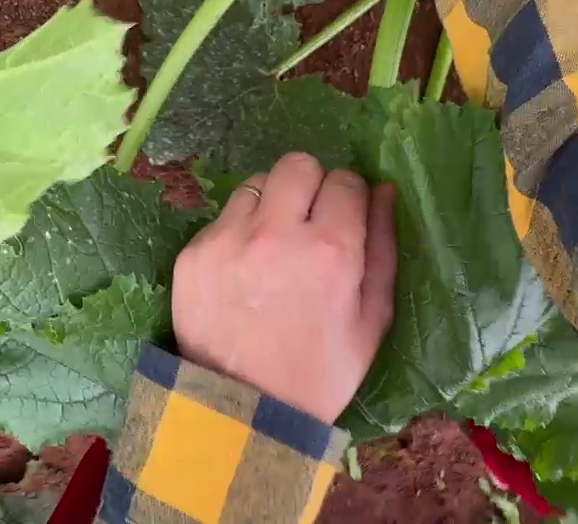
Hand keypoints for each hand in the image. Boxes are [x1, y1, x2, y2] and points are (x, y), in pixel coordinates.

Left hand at [172, 153, 397, 422]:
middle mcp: (276, 234)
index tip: (344, 220)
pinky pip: (223, 216)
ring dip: (271, 205)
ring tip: (272, 247)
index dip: (349, 198)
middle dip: (310, 185)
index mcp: (330, 251)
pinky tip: (243, 269)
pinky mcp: (192, 251)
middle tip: (308, 222)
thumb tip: (385, 188)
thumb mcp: (371, 320)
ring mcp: (227, 239)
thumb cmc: (320, 371)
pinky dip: (237, 232)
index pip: (345, 179)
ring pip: (257, 183)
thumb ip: (384, 247)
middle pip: (297, 164)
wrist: (241, 414)